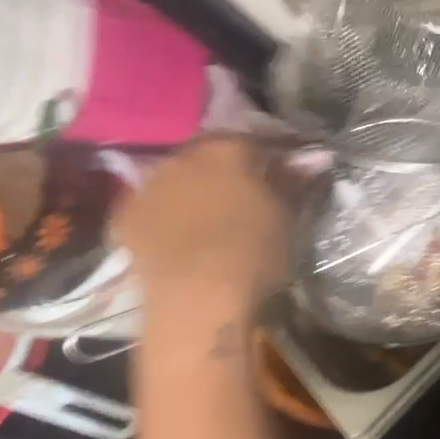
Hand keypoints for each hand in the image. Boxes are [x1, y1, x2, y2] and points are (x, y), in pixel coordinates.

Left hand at [115, 137, 302, 308]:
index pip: (258, 140)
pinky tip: (184, 230)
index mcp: (226, 148)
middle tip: (253, 190)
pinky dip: (170, 210)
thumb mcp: (287, 214)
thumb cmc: (254, 250)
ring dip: (197, 186)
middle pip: (212, 153)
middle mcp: (182, 156)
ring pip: (179, 175)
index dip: (277, 154)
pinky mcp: (125, 217)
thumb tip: (314, 156)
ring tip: (216, 211)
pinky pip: (155, 203)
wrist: (197, 298)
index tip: (291, 170)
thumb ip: (294, 179)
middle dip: (232, 167)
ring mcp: (148, 185)